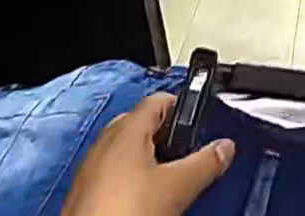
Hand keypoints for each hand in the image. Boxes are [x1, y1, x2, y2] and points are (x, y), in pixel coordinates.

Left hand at [63, 92, 235, 215]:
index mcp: (127, 130)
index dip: (185, 107)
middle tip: (185, 153)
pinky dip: (129, 181)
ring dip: (147, 160)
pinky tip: (141, 201)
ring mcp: (88, 172)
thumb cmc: (124, 214)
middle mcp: (104, 144)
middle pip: (144, 124)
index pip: (162, 99)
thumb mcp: (178, 186)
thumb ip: (206, 161)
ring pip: (126, 152)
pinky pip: (111, 176)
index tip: (199, 123)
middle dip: (167, 136)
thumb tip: (224, 148)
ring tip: (165, 181)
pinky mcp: (79, 199)